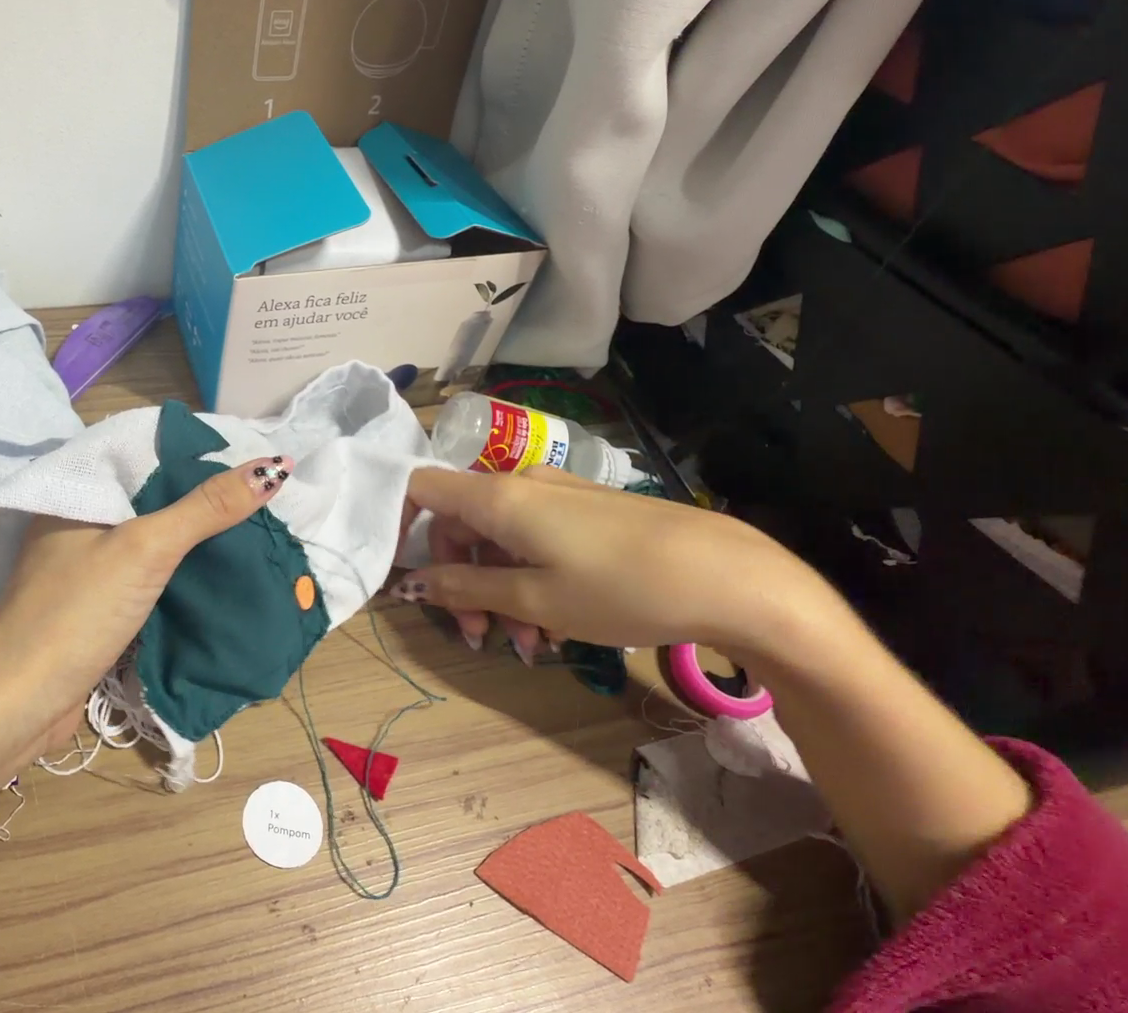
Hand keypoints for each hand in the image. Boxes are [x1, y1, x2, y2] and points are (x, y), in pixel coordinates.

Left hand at [0, 455, 293, 708]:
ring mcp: (82, 569)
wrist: (20, 704)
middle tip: (261, 492)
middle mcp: (74, 524)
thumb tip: (276, 464)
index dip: (193, 453)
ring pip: (148, 541)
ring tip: (250, 526)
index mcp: (74, 495)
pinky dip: (176, 573)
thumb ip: (206, 509)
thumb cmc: (77, 613)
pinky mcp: (93, 608)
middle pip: (148, 500)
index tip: (248, 453)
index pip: (140, 455)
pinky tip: (214, 572)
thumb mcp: (146, 549)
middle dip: (200, 499)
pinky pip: (144, 577)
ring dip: (191, 539)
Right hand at [391, 466, 850, 672]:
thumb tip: (409, 583)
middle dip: (458, 580)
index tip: (404, 576)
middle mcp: (521, 484)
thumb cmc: (619, 588)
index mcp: (498, 497)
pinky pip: (533, 539)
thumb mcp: (533, 598)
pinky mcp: (587, 512)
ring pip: (499, 539)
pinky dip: (527, 579)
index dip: (398, 526)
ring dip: (496, 590)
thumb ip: (463, 586)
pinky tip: (553, 624)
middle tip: (479, 636)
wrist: (729, 578)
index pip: (420, 489)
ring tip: (526, 644)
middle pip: (459, 523)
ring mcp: (558, 495)